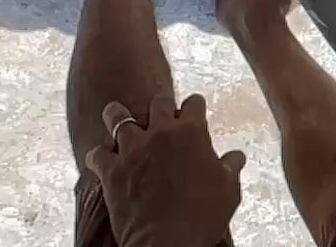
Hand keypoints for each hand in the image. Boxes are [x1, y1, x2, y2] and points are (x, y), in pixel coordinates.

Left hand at [84, 95, 244, 246]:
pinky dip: (98, 155)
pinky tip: (100, 157)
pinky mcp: (113, 172)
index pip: (194, 102)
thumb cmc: (202, 216)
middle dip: (160, 106)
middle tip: (160, 115)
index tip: (194, 111)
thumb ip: (231, 167)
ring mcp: (134, 149)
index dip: (194, 106)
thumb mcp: (228, 189)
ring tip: (115, 115)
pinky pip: (98, 154)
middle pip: (158, 102)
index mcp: (191, 131)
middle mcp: (161, 132)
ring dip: (118, 116)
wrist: (167, 243)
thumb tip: (237, 156)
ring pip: (118, 117)